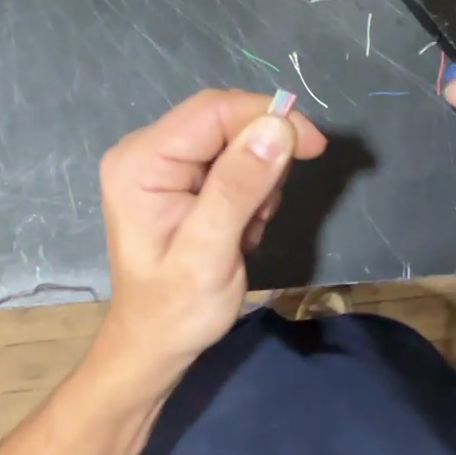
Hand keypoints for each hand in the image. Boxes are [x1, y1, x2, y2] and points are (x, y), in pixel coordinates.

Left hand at [94, 89, 327, 386]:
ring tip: (244, 233)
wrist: (156, 344)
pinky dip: (250, 195)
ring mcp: (162, 167)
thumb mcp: (209, 254)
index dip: (268, 118)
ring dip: (257, 184)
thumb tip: (278, 128)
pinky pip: (231, 166)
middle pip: (223, 122)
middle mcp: (146, 152)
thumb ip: (239, 188)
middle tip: (263, 215)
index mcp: (141, 163)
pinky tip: (238, 232)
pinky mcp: (179, 182)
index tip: (315, 146)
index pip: (213, 110)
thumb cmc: (177, 310)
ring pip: (234, 144)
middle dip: (261, 161)